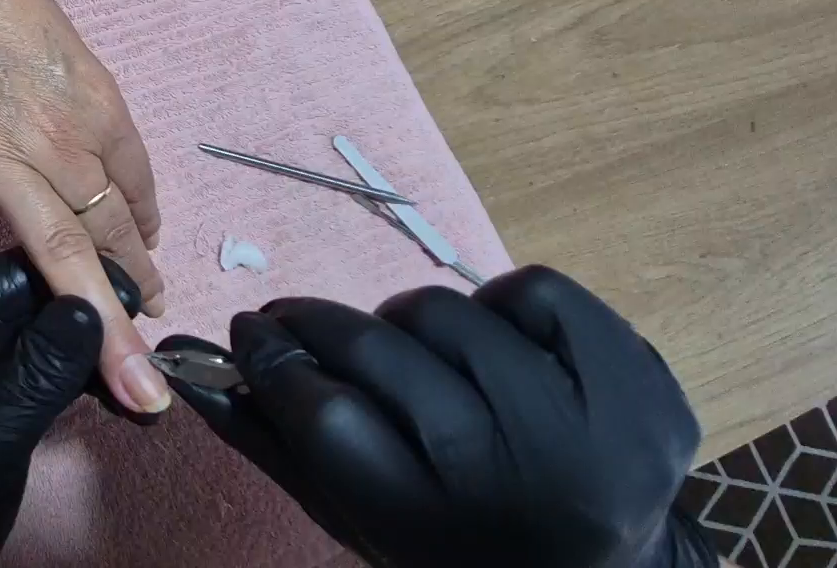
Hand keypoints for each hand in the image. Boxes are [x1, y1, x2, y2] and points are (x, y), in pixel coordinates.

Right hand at [0, 0, 169, 415]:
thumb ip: (81, 99)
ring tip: (124, 375)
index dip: (145, 224)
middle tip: (157, 354)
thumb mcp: (63, 38)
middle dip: (139, 295)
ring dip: (95, 319)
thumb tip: (90, 142)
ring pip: (58, 251)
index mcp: (98, 104)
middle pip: (111, 231)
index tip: (145, 248)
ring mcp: (1, 163)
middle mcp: (63, 142)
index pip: (135, 180)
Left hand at [0, 248, 142, 567]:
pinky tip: (121, 401)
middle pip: (48, 300)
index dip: (82, 280)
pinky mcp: (8, 393)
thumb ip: (45, 363)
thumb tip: (93, 305)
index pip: (28, 270)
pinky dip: (89, 381)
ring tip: (144, 388)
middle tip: (148, 354)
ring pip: (57, 337)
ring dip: (100, 357)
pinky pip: (56, 370)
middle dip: (99, 322)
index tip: (137, 305)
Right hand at [160, 266, 718, 567]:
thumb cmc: (447, 545)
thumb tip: (188, 363)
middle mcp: (525, 481)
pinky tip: (506, 357)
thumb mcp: (350, 511)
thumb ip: (272, 437)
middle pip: (378, 348)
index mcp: (443, 529)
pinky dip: (504, 310)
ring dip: (412, 327)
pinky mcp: (648, 391)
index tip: (251, 331)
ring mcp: (600, 434)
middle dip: (318, 328)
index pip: (323, 409)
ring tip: (422, 363)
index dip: (271, 357)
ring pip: (444, 310)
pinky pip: (537, 293)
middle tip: (302, 327)